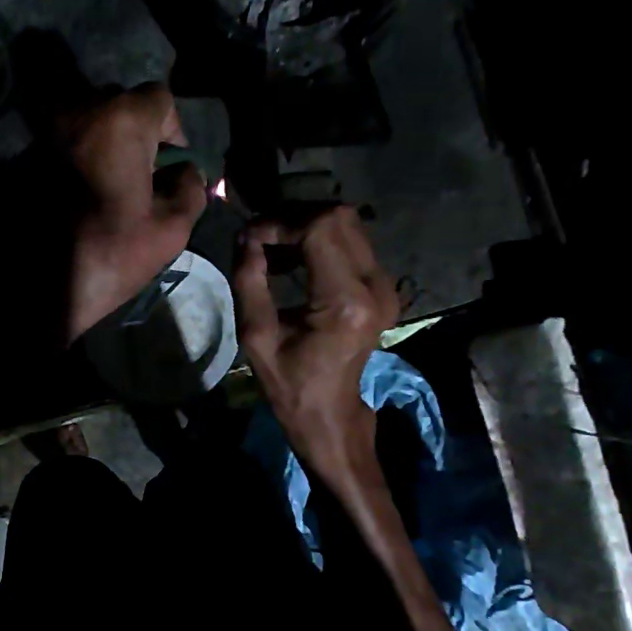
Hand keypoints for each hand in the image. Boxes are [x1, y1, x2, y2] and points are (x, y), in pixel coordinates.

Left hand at [60, 84, 206, 341]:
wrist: (42, 285)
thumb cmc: (111, 254)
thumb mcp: (172, 226)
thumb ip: (190, 185)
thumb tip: (184, 170)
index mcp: (121, 120)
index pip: (160, 98)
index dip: (172, 130)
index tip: (170, 165)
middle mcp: (81, 110)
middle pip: (122, 103)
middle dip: (138, 131)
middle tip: (142, 175)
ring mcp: (49, 130)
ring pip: (91, 119)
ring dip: (107, 142)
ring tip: (111, 184)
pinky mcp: (28, 153)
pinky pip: (67, 141)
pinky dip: (81, 156)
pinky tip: (85, 191)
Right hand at [234, 206, 399, 479]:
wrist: (330, 414)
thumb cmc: (289, 383)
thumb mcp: (256, 336)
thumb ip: (249, 281)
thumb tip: (246, 238)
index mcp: (344, 301)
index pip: (318, 229)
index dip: (280, 223)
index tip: (250, 238)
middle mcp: (374, 286)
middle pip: (338, 217)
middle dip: (293, 218)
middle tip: (259, 238)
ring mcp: (385, 285)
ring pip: (347, 224)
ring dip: (305, 227)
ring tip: (271, 249)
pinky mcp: (383, 286)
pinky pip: (352, 242)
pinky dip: (318, 240)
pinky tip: (291, 261)